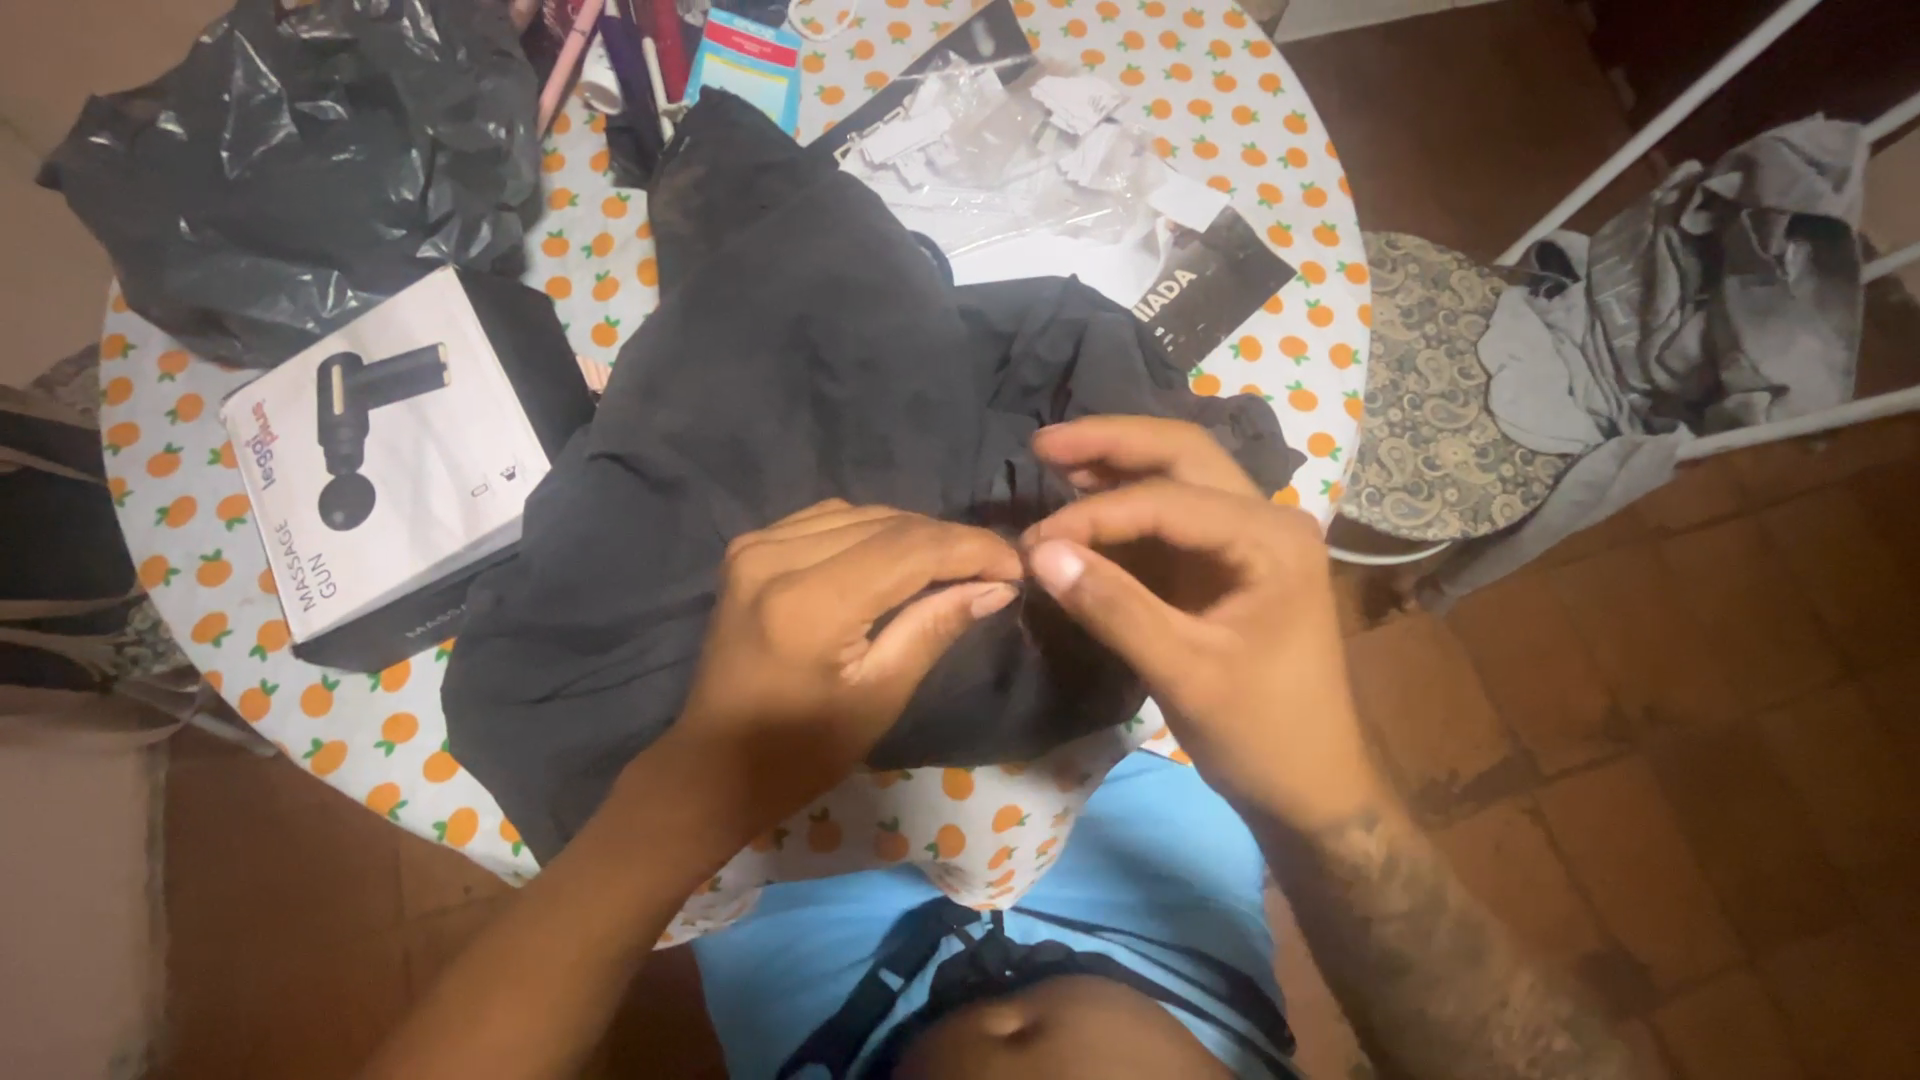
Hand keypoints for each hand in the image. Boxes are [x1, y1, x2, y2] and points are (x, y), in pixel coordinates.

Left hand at [664, 499, 1021, 829]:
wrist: (715, 764)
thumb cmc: (802, 751)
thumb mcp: (880, 696)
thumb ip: (935, 626)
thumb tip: (996, 585)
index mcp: (809, 604)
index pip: (910, 549)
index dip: (971, 549)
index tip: (1017, 565)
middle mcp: (776, 556)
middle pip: (888, 524)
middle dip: (950, 540)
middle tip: (995, 566)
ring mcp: (756, 546)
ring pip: (861, 514)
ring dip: (914, 533)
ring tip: (954, 563)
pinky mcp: (748, 547)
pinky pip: (828, 519)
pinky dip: (872, 531)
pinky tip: (897, 555)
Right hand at [1022, 417, 1383, 826]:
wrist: (1310, 785)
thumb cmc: (1263, 732)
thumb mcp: (1185, 672)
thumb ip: (1114, 607)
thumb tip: (1039, 553)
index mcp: (1270, 538)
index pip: (1168, 499)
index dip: (1094, 514)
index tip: (1033, 544)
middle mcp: (1265, 520)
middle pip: (1182, 455)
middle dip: (1111, 444)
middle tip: (1043, 444)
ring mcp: (1246, 539)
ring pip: (1177, 477)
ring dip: (1117, 468)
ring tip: (1054, 461)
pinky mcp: (1224, 564)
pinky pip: (1170, 518)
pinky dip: (1124, 510)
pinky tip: (1082, 508)